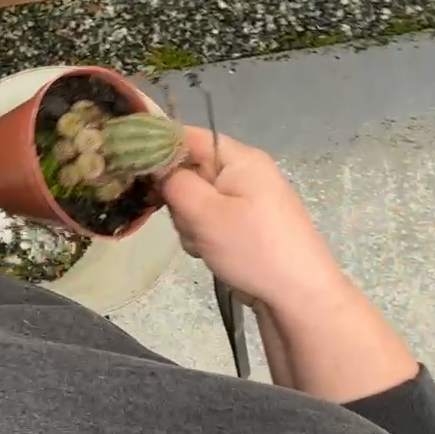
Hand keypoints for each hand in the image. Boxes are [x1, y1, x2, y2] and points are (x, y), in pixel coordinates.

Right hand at [158, 127, 416, 401]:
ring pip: (194, 197)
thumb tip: (154, 164)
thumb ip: (173, 181)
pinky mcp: (244, 224)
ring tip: (202, 241)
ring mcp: (245, 200)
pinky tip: (209, 251)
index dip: (157, 149)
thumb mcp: (204, 212)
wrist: (299, 297)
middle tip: (185, 218)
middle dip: (176, 194)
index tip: (135, 172)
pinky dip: (200, 233)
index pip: (187, 136)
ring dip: (187, 219)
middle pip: (189, 168)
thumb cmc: (252, 249)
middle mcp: (244, 172)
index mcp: (240, 158)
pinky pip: (207, 217)